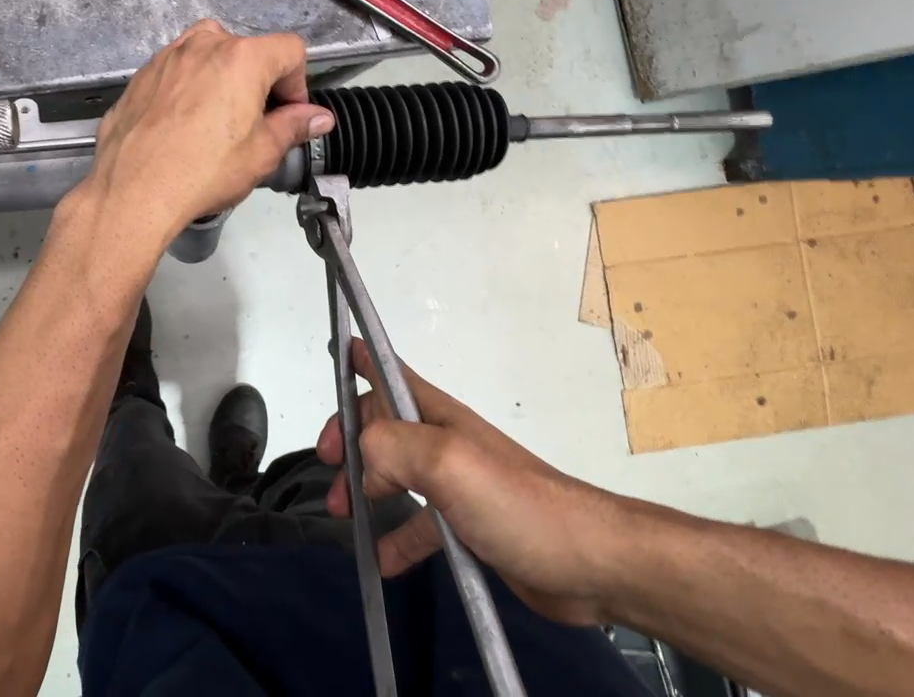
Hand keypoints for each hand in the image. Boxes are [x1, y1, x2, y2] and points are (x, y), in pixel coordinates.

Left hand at [75, 20, 334, 242]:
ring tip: (217, 122)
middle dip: (259, 81)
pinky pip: (177, 71)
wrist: (132, 190)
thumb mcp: (262, 153)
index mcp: (242, 57)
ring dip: (222, 79)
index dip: (298, 83)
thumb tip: (319, 117)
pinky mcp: (141, 76)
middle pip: (248, 49)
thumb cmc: (203, 171)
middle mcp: (203, 45)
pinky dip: (189, 88)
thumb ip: (293, 126)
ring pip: (209, 55)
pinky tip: (183, 126)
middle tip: (255, 123)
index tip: (289, 115)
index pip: (290, 50)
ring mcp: (167, 57)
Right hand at [317, 341, 635, 625]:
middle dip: (347, 440)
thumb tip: (362, 462)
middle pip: (380, 427)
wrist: (587, 562)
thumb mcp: (446, 461)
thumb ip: (391, 447)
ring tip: (343, 514)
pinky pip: (419, 527)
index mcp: (436, 416)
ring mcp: (455, 485)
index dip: (362, 360)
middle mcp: (442, 442)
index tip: (338, 350)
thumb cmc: (517, 502)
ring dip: (363, 489)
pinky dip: (396, 540)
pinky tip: (382, 559)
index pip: (390, 373)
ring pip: (393, 476)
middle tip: (326, 467)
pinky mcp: (468, 527)